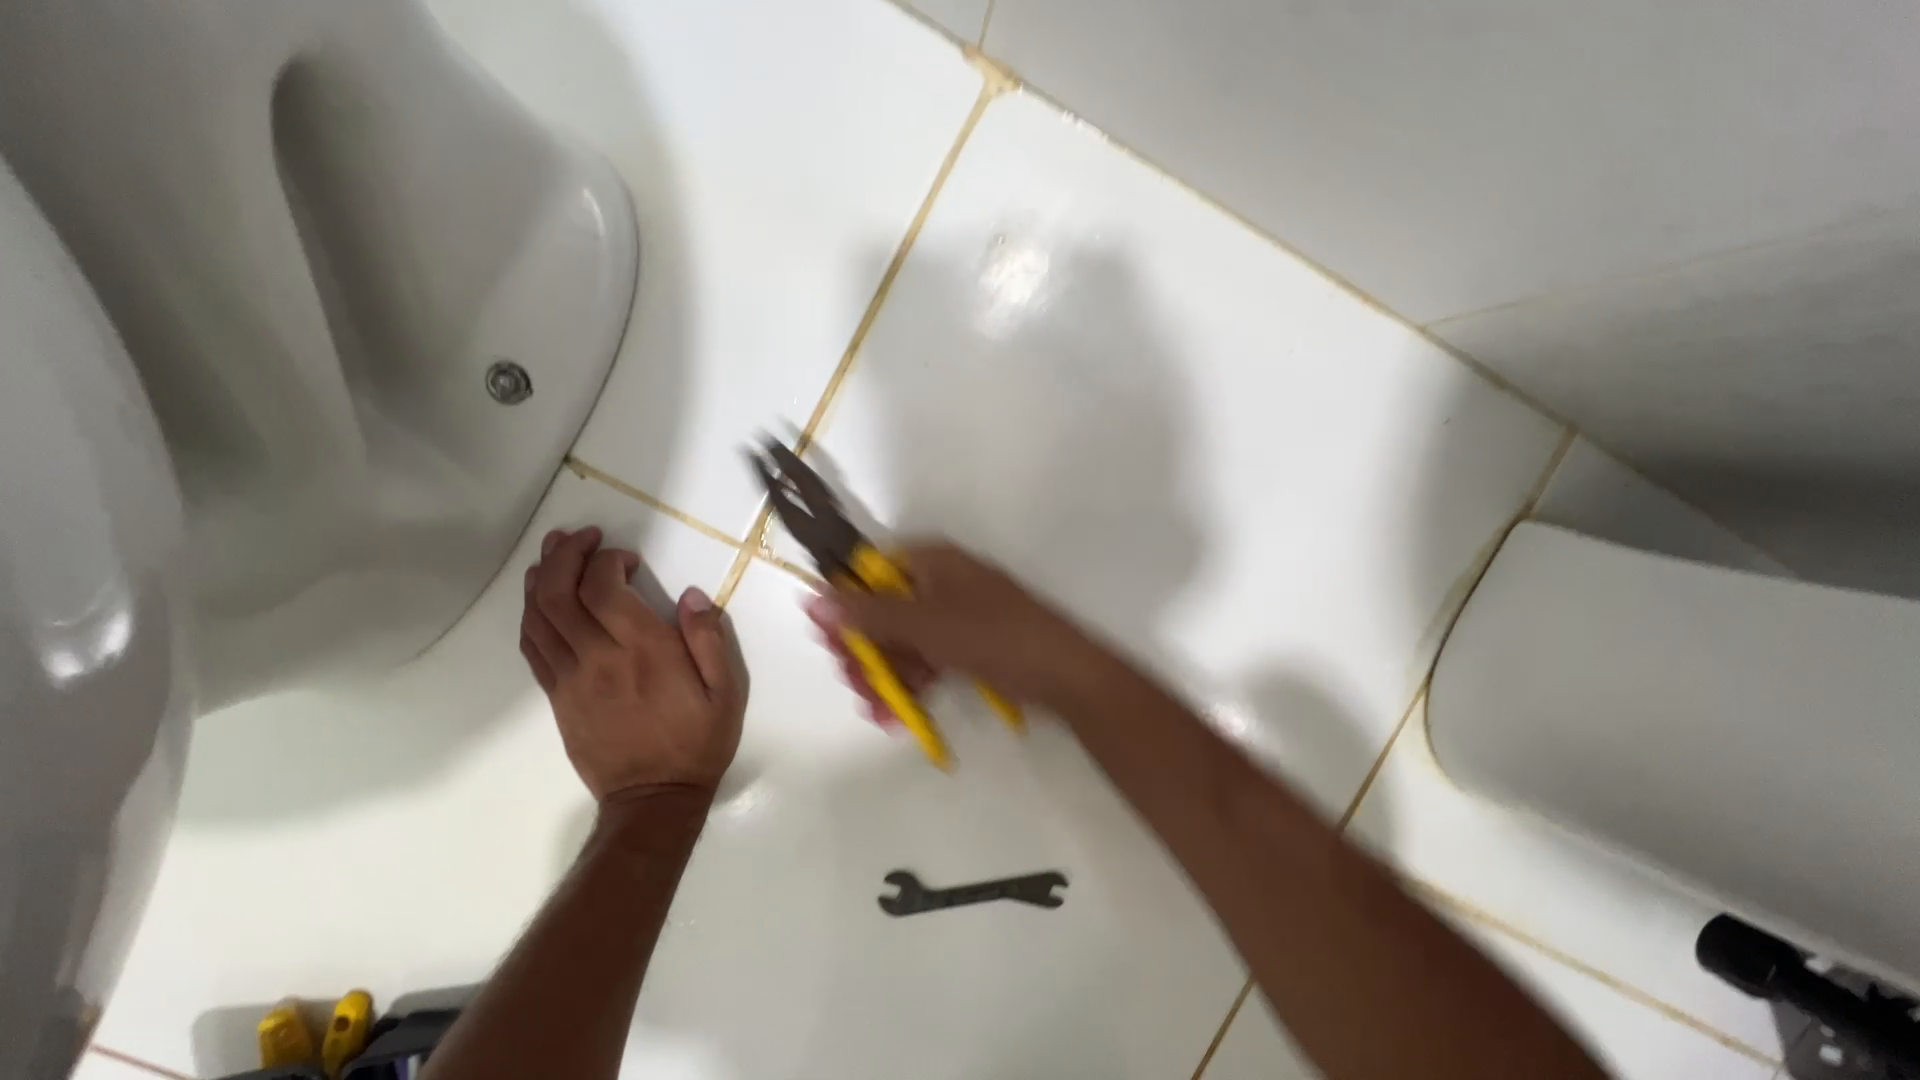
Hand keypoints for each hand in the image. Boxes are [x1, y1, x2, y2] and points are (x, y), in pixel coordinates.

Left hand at [521, 527, 747, 801]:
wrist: (653, 799)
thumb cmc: (697, 743)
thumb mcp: (726, 692)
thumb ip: (709, 639)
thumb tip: (691, 596)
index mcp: (643, 652)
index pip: (604, 589)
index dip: (607, 560)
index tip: (627, 558)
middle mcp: (599, 659)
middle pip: (560, 594)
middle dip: (564, 555)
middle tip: (580, 536)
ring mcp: (571, 679)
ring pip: (539, 616)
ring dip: (541, 577)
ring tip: (553, 553)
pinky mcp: (557, 697)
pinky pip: (532, 646)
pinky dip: (531, 614)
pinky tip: (540, 598)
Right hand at [802, 542, 1102, 723]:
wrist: (1064, 674)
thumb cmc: (993, 637)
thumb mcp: (924, 624)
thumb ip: (868, 613)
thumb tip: (813, 596)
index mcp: (932, 562)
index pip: (870, 572)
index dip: (845, 605)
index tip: (828, 642)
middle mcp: (941, 582)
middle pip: (883, 612)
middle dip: (865, 652)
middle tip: (855, 685)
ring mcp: (956, 615)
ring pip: (902, 642)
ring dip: (885, 676)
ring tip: (880, 712)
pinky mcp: (968, 647)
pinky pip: (926, 660)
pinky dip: (912, 684)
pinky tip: (901, 716)